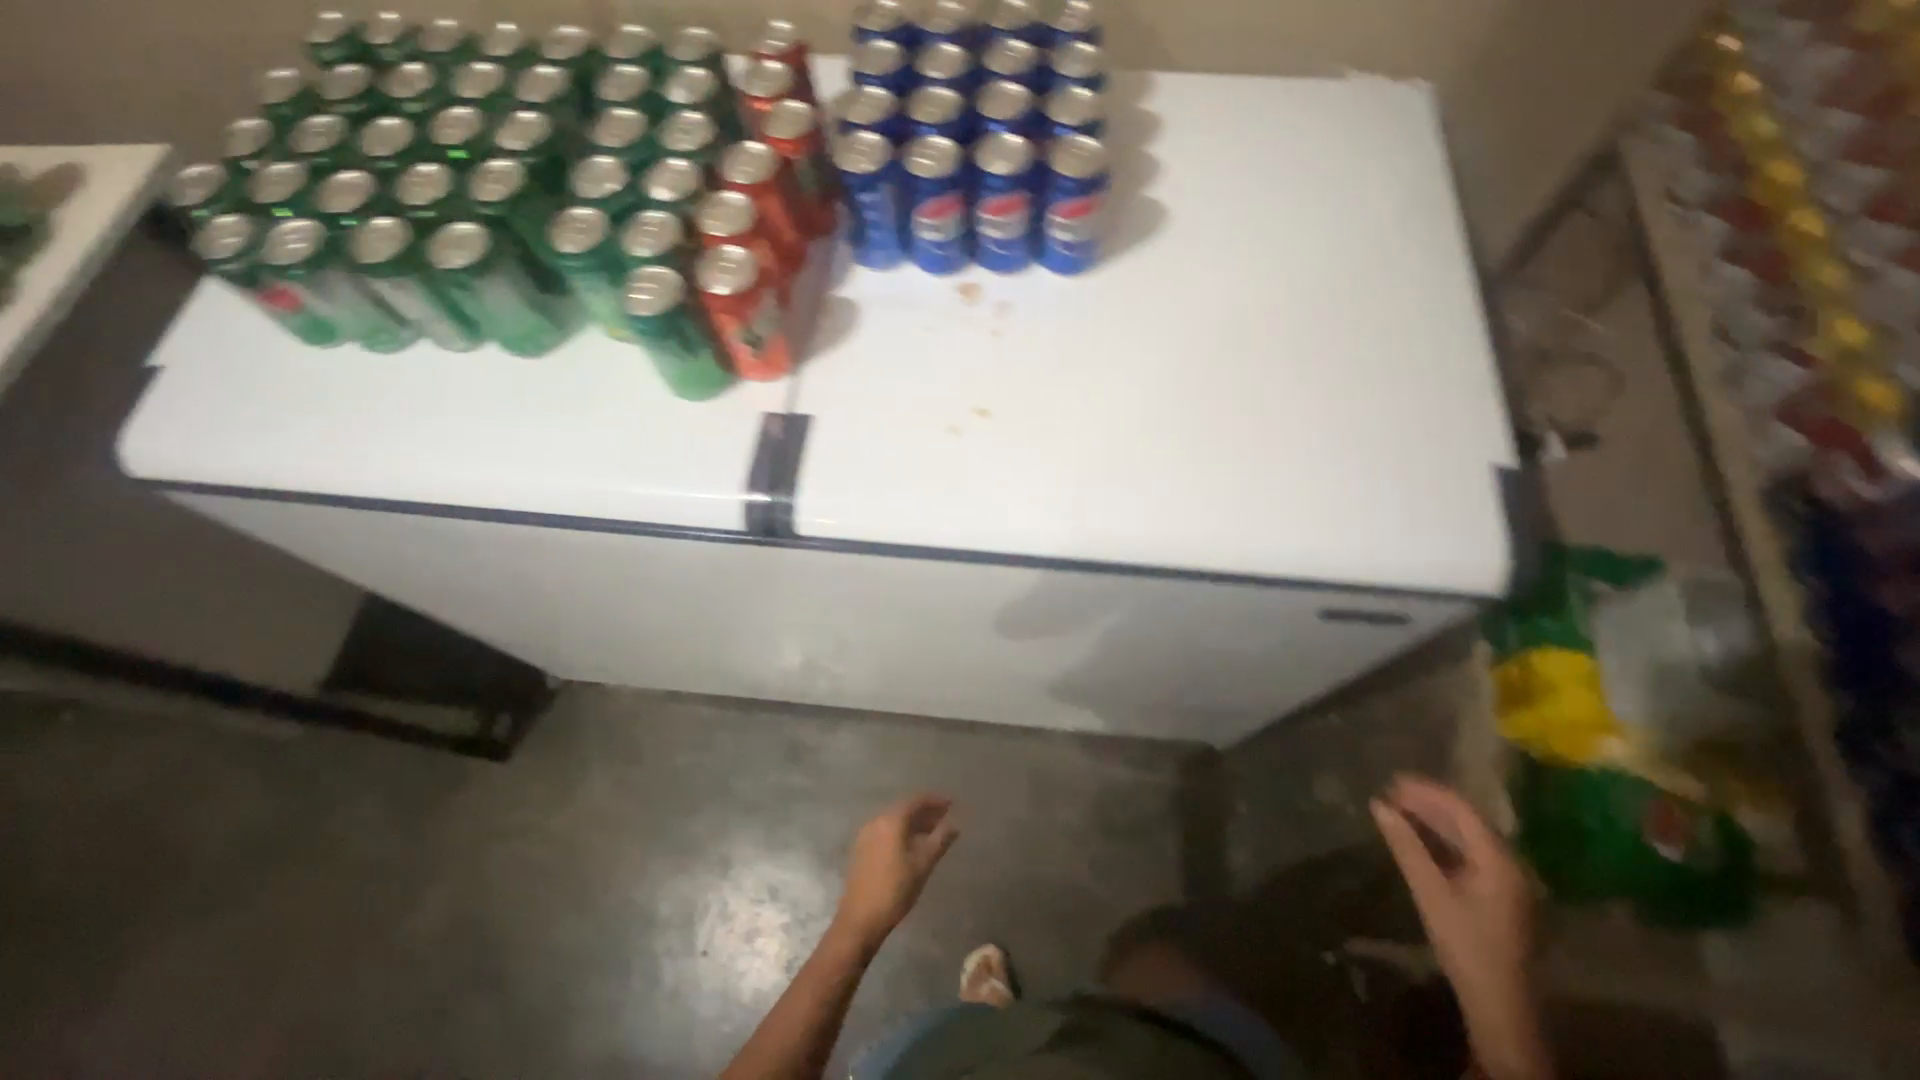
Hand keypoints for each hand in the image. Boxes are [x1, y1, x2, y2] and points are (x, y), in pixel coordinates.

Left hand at [834, 794, 958, 948]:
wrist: (860, 918)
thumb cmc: (896, 889)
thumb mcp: (924, 864)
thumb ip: (940, 839)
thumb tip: (954, 823)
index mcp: (891, 821)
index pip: (916, 800)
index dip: (935, 800)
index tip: (952, 804)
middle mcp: (875, 822)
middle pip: (904, 809)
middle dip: (925, 812)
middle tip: (945, 817)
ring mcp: (865, 836)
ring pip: (894, 821)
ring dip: (913, 823)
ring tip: (933, 832)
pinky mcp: (861, 850)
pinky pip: (885, 832)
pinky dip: (901, 832)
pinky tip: (912, 845)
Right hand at [1372, 775, 1550, 1079]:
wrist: (1500, 1002)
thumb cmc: (1465, 944)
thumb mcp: (1430, 893)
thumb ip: (1406, 847)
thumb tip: (1380, 806)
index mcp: (1499, 859)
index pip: (1462, 810)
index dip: (1427, 791)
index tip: (1393, 779)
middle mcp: (1510, 862)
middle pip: (1469, 821)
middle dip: (1430, 804)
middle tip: (1391, 792)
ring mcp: (1509, 880)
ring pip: (1470, 838)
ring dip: (1435, 823)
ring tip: (1400, 810)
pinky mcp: (1501, 895)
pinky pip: (1472, 855)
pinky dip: (1445, 843)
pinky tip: (1421, 840)